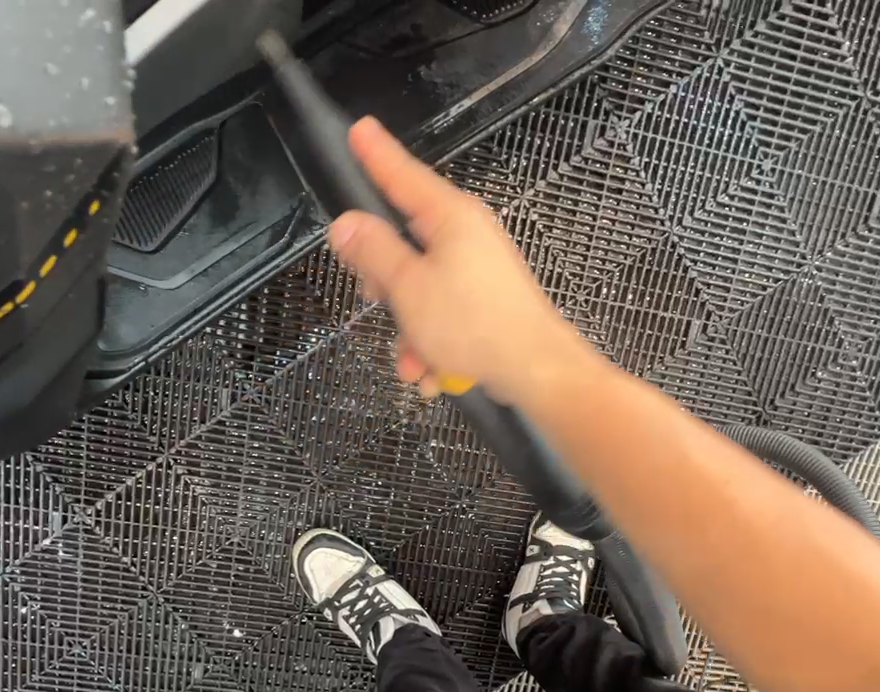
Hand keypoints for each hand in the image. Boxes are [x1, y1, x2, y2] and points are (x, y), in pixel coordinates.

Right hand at [326, 118, 599, 404]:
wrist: (535, 371)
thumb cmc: (474, 325)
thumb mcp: (409, 288)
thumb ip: (374, 253)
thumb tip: (345, 224)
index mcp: (450, 218)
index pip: (403, 175)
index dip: (376, 156)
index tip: (358, 129)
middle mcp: (466, 237)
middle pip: (404, 244)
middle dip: (385, 284)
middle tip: (376, 301)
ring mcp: (477, 273)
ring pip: (420, 292)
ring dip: (408, 332)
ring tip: (413, 363)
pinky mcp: (484, 305)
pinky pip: (443, 319)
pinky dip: (432, 347)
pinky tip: (431, 375)